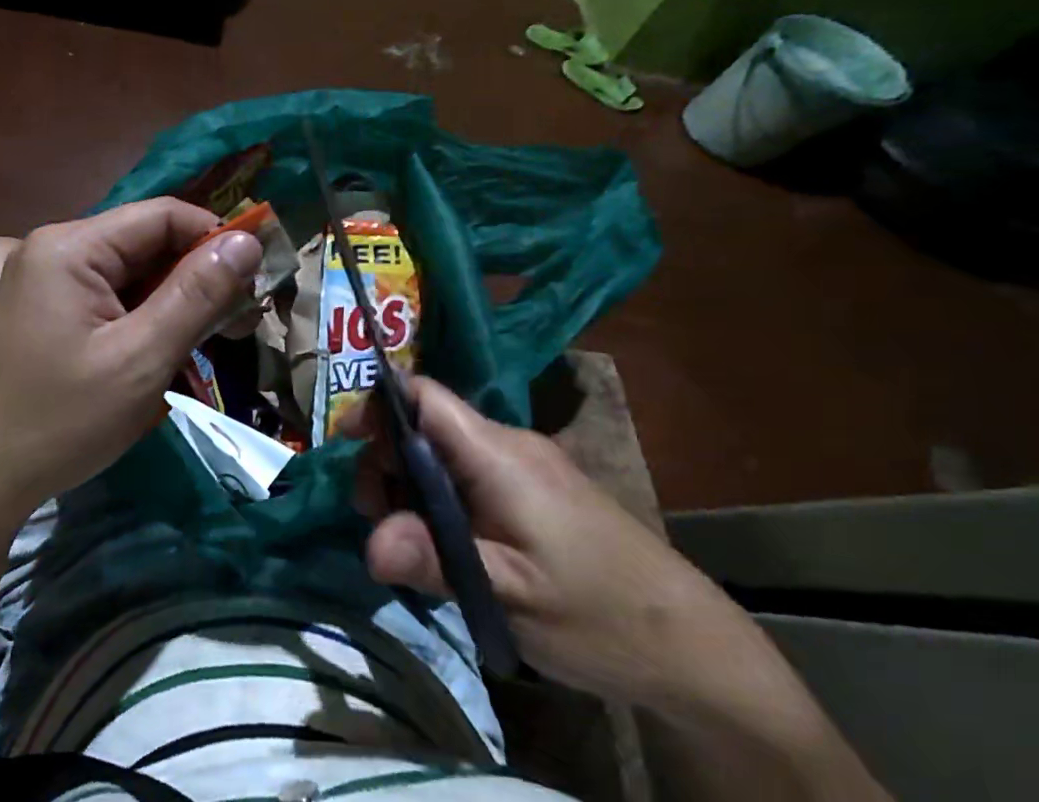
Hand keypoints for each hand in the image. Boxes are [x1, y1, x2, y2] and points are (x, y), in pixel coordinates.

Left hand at [0, 199, 262, 513]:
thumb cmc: (66, 419)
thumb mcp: (143, 357)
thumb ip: (198, 294)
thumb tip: (248, 241)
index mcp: (69, 248)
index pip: (161, 216)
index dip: (215, 238)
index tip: (254, 280)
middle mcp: (53, 249)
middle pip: (146, 243)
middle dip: (199, 276)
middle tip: (241, 321)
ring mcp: (46, 279)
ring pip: (133, 272)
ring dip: (177, 300)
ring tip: (216, 338)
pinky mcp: (48, 308)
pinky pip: (111, 296)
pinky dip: (148, 316)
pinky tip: (172, 345)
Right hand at [359, 378, 785, 720]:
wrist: (690, 643)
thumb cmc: (598, 614)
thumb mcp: (510, 595)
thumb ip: (436, 560)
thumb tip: (368, 544)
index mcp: (497, 454)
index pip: (423, 394)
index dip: (377, 407)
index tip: (347, 450)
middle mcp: (507, 445)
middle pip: (423, 425)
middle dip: (385, 463)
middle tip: (381, 525)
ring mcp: (522, 466)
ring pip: (440, 453)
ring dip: (410, 489)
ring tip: (412, 547)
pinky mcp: (531, 490)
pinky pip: (465, 476)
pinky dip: (438, 501)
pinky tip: (444, 547)